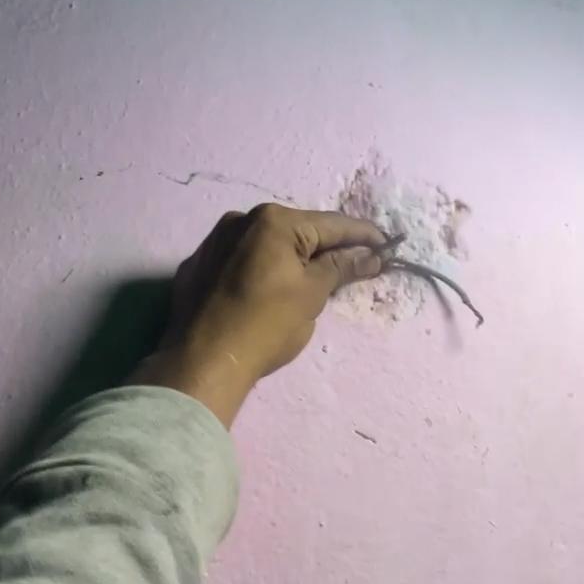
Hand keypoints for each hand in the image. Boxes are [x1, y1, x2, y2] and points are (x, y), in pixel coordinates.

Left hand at [130, 204, 387, 426]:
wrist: (201, 362)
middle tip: (354, 263)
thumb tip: (371, 255)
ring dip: (290, 257)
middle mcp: (240, 220)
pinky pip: (238, 261)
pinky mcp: (197, 267)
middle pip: (296, 231)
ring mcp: (213, 242)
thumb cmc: (265, 325)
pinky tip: (267, 291)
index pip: (331, 224)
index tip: (386, 244)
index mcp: (273, 221)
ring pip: (265, 244)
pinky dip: (259, 270)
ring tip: (311, 279)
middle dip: (325, 246)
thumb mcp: (312, 295)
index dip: (363, 235)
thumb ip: (341, 267)